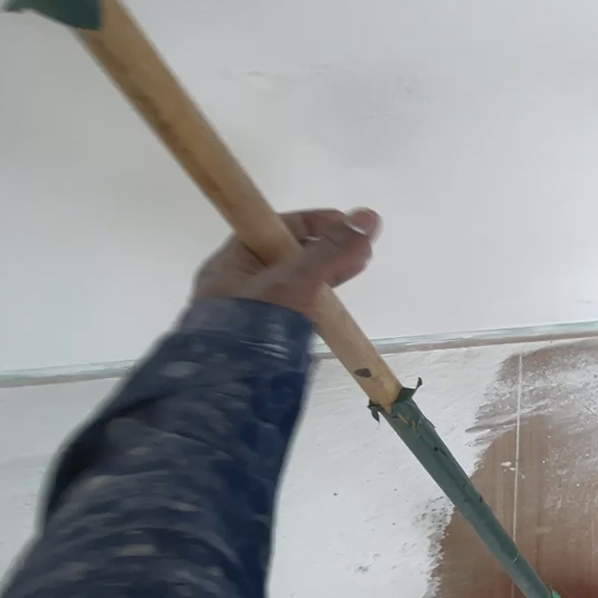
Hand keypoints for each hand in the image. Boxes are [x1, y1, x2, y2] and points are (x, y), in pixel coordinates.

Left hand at [191, 208, 380, 314]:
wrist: (228, 383)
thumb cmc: (255, 324)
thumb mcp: (296, 280)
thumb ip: (332, 250)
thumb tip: (368, 215)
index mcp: (237, 258)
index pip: (281, 225)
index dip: (320, 221)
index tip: (352, 227)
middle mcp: (243, 277)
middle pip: (294, 249)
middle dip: (331, 245)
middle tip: (363, 249)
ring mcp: (256, 303)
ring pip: (300, 274)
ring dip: (330, 269)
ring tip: (359, 268)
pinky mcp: (270, 325)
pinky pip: (301, 298)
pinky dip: (323, 293)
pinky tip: (338, 298)